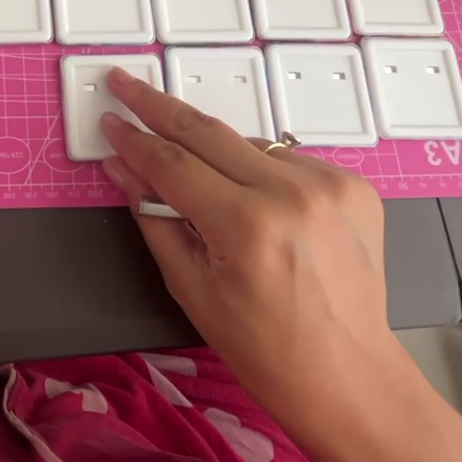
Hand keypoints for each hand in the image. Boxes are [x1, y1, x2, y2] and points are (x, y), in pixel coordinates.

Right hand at [100, 70, 461, 461]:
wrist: (350, 379)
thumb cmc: (263, 347)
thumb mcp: (190, 287)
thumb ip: (152, 215)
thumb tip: (121, 165)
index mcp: (246, 226)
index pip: (172, 162)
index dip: (134, 139)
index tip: (109, 119)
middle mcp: (290, 193)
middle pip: (206, 131)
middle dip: (157, 104)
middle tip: (125, 82)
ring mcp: (328, 184)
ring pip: (245, 143)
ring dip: (211, 148)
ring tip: (203, 183)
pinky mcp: (352, 184)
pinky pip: (283, 158)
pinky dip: (256, 169)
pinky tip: (255, 203)